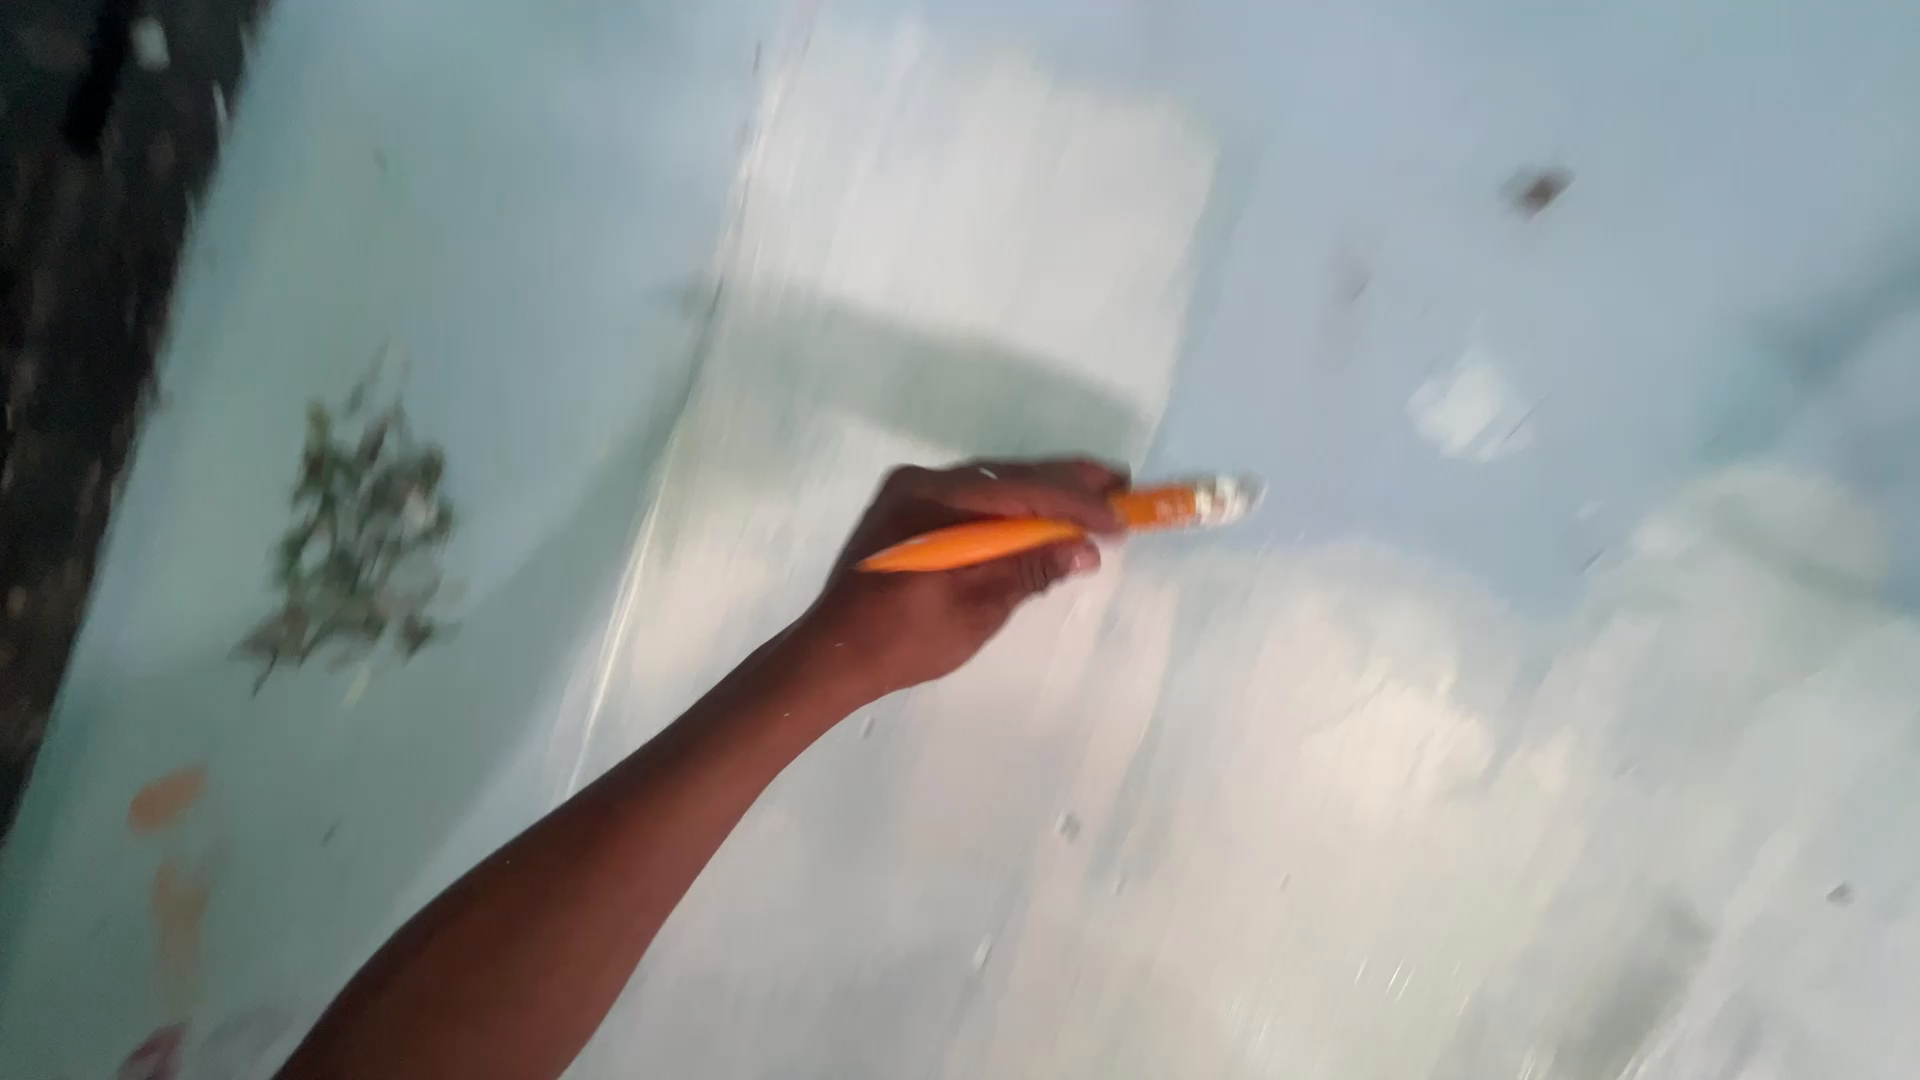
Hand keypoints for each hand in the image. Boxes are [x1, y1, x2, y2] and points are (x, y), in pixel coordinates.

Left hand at [789, 457, 1129, 703]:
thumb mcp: (975, 609)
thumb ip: (1029, 570)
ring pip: (993, 483)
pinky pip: (974, 498)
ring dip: (1042, 492)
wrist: (833, 654)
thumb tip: (1086, 549)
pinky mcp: (909, 508)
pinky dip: (1011, 507)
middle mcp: (921, 481)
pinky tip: (1040, 516)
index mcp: (934, 501)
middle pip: (1009, 476)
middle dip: (1067, 483)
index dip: (1078, 501)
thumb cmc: (902, 640)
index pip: (1022, 491)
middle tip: (1121, 485)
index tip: (1123, 515)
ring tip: (1094, 498)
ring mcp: (911, 491)